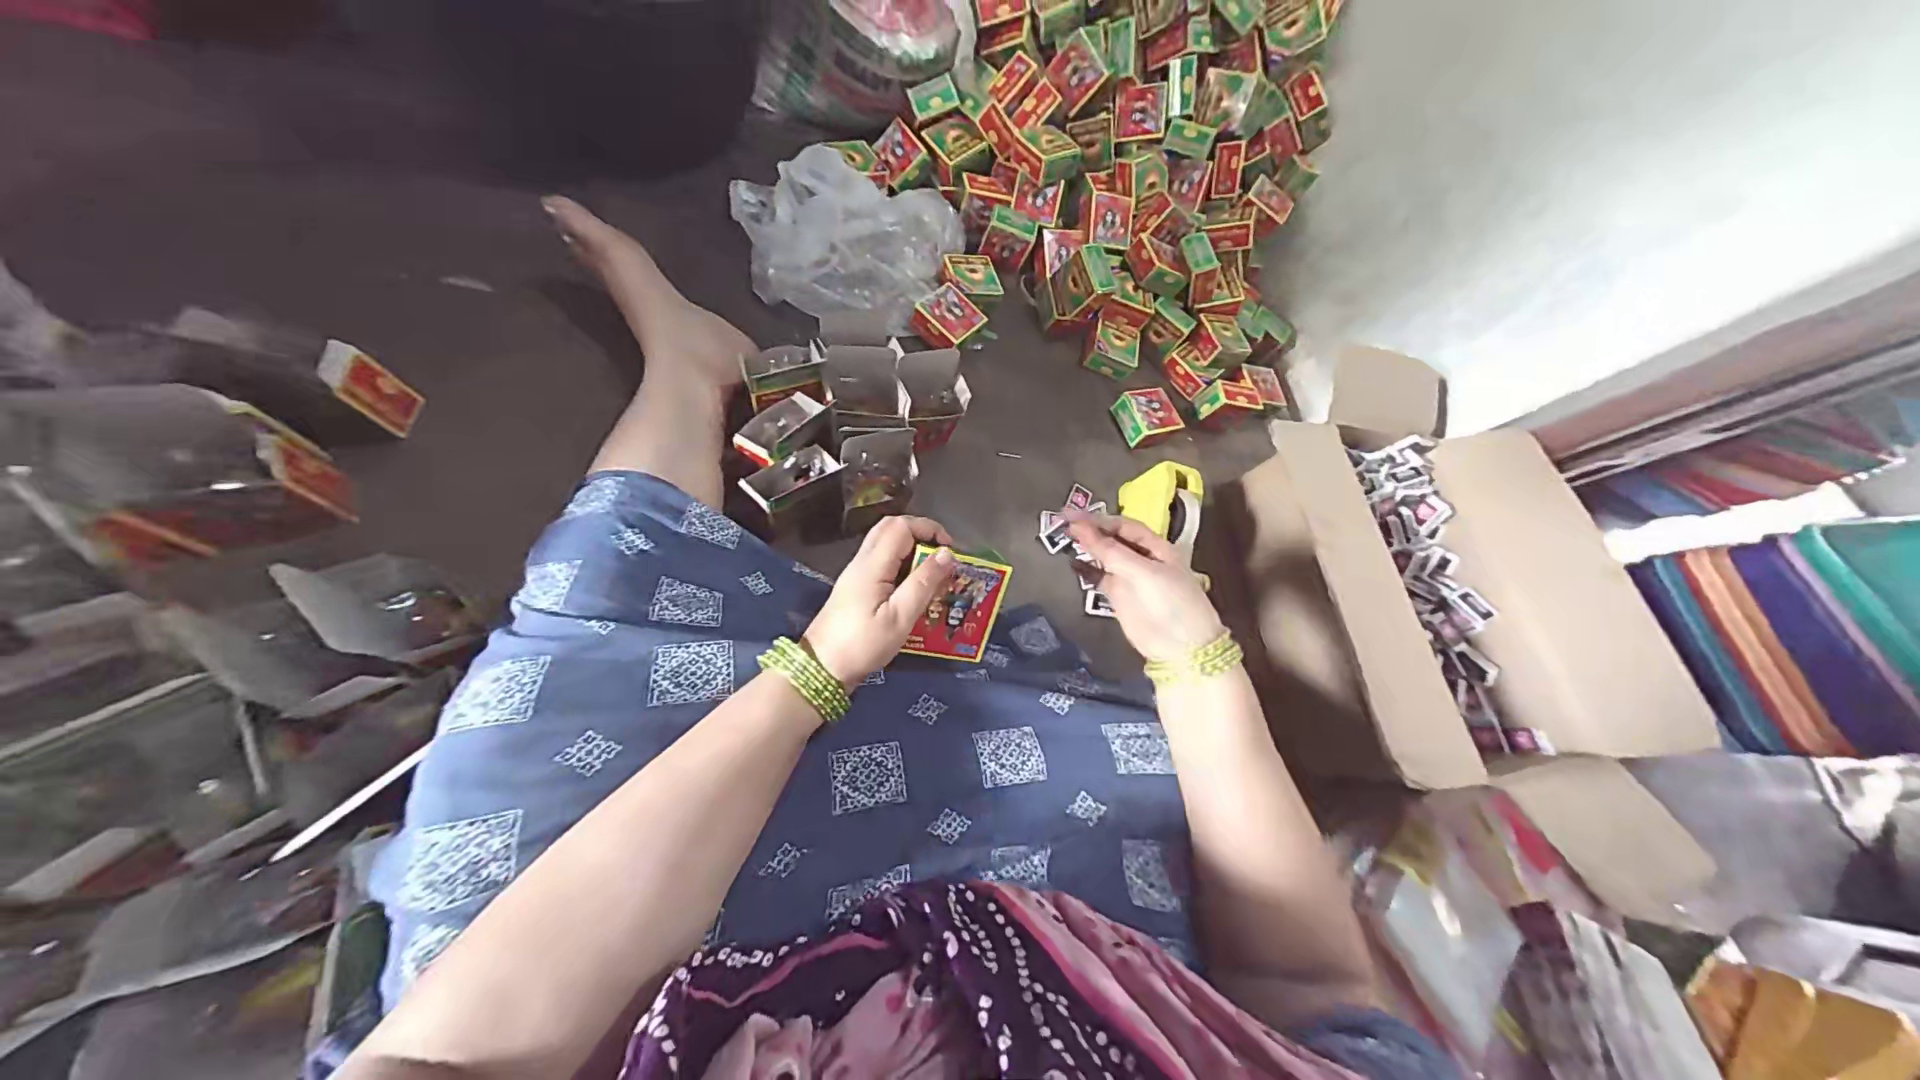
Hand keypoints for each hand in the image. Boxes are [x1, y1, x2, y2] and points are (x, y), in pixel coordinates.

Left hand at [805, 516, 956, 685]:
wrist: (822, 667)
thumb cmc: (863, 644)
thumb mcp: (900, 617)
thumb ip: (924, 583)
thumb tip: (947, 554)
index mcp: (873, 565)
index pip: (901, 526)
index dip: (929, 529)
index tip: (950, 551)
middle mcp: (862, 561)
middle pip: (891, 528)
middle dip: (921, 533)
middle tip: (941, 556)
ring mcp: (856, 573)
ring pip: (885, 543)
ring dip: (911, 548)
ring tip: (932, 571)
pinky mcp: (855, 586)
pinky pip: (881, 561)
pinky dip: (901, 563)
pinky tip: (913, 586)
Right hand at [1066, 512, 1225, 663]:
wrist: (1180, 648)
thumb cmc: (1170, 603)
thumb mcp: (1143, 572)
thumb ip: (1111, 551)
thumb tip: (1081, 528)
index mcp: (1155, 547)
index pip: (1123, 526)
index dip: (1098, 520)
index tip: (1072, 517)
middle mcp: (1141, 558)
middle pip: (1112, 538)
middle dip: (1089, 529)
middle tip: (1062, 522)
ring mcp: (1128, 577)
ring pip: (1103, 556)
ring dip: (1086, 546)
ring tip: (1064, 537)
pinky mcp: (1118, 596)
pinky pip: (1099, 576)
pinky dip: (1086, 569)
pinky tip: (1073, 563)